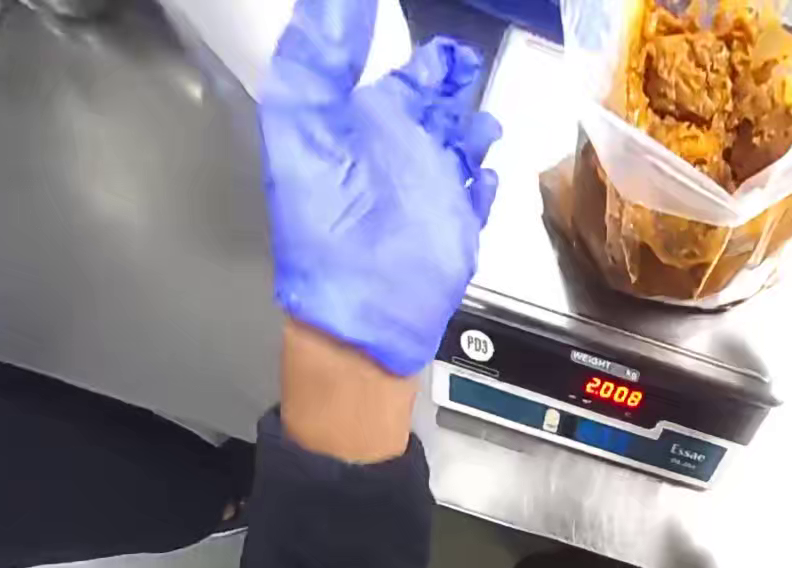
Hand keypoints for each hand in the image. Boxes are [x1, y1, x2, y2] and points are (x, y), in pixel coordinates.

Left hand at [261, 0, 500, 376]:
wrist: (364, 307)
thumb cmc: (324, 220)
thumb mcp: (301, 117)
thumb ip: (321, 52)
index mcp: (364, 123)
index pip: (397, 77)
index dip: (418, 55)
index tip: (438, 36)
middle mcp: (402, 153)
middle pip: (435, 110)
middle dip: (451, 84)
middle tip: (465, 59)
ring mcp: (436, 193)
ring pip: (463, 151)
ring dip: (475, 131)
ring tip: (485, 119)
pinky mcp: (460, 229)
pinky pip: (479, 199)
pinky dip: (486, 185)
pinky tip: (490, 172)